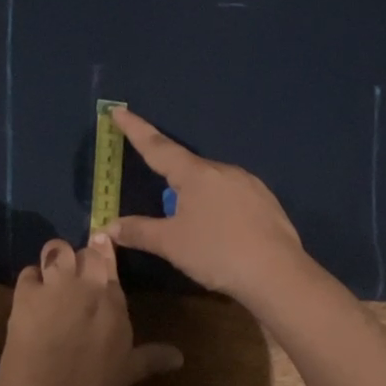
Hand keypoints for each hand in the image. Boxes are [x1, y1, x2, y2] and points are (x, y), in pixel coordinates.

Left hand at [0, 234, 183, 385]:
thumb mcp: (128, 373)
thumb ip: (152, 358)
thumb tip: (180, 358)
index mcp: (113, 300)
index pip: (109, 259)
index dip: (105, 252)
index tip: (103, 246)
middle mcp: (84, 285)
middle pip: (82, 253)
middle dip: (80, 259)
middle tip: (78, 275)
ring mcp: (52, 287)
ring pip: (54, 252)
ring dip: (56, 260)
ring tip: (54, 275)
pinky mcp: (23, 296)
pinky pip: (27, 273)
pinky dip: (32, 279)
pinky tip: (33, 294)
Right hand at [102, 106, 309, 302]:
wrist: (277, 274)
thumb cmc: (216, 252)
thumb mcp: (170, 244)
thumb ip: (138, 231)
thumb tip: (108, 227)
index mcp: (196, 174)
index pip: (158, 147)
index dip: (136, 130)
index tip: (120, 111)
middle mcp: (224, 171)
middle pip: (187, 168)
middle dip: (170, 179)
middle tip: (159, 203)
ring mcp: (250, 185)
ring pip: (212, 183)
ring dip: (196, 197)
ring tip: (192, 226)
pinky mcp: (267, 203)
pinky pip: (232, 197)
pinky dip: (218, 208)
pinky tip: (220, 232)